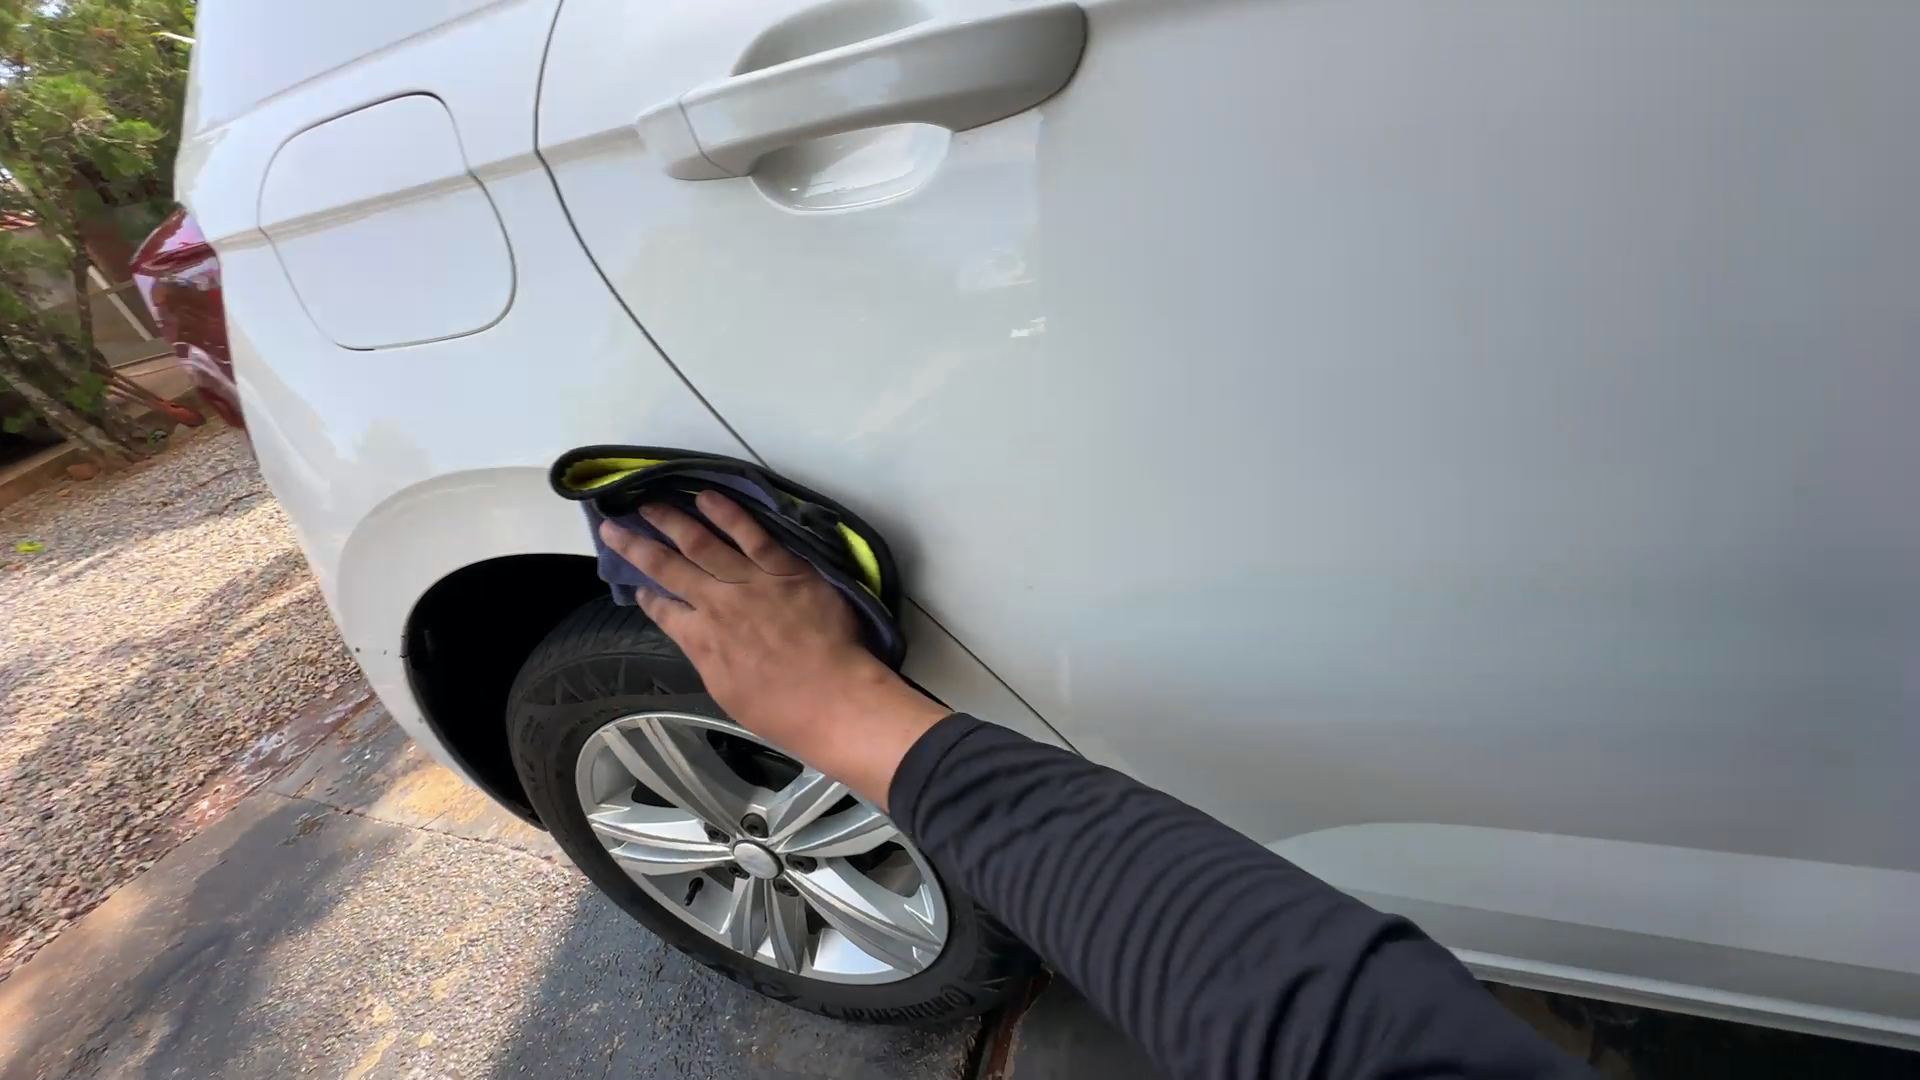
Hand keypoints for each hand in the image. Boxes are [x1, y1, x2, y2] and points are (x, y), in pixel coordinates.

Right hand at [598, 491, 947, 807]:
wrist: (830, 695)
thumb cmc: (781, 709)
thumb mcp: (727, 693)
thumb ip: (711, 660)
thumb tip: (703, 644)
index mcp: (701, 641)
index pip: (664, 613)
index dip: (649, 599)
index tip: (639, 588)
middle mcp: (717, 605)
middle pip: (668, 568)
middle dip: (636, 546)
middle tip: (613, 526)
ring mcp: (751, 583)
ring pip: (703, 543)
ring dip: (673, 520)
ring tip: (651, 502)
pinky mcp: (786, 570)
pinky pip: (754, 536)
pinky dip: (729, 514)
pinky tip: (709, 497)